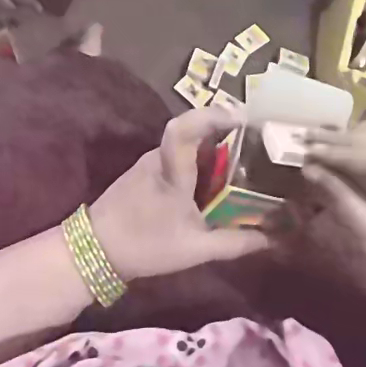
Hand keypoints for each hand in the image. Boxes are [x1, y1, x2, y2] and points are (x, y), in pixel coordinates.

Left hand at [88, 107, 270, 281]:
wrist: (94, 250)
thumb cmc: (144, 245)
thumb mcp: (195, 250)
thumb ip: (234, 243)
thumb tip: (271, 238)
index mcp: (171, 171)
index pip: (185, 128)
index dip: (212, 116)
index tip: (242, 119)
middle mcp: (159, 158)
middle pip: (194, 133)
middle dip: (225, 133)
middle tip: (258, 144)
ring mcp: (149, 164)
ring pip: (186, 147)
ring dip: (213, 150)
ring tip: (244, 164)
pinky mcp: (144, 173)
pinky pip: (177, 159)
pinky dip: (198, 163)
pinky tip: (215, 182)